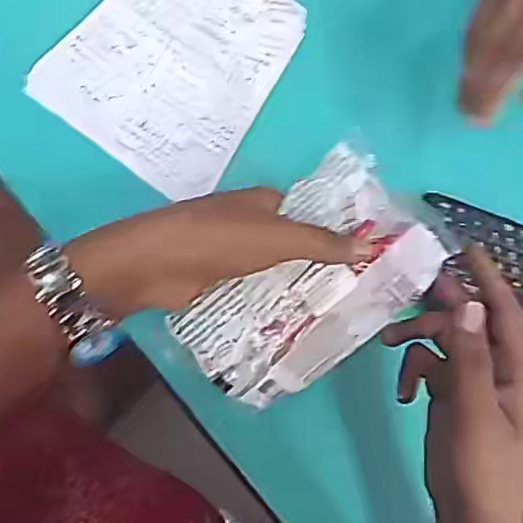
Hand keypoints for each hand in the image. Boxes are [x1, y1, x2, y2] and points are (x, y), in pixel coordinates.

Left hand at [66, 188, 366, 318]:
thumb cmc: (217, 240)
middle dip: (317, 265)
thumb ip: (321, 243)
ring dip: (292, 286)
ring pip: (270, 269)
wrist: (153, 264)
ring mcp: (227, 252)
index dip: (335, 231)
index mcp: (262, 201)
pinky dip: (266, 302)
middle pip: (290, 243)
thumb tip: (370, 245)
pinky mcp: (212, 279)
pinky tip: (290, 322)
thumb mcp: (276, 238)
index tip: (366, 258)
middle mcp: (246, 222)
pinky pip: (248, 290)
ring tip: (333, 313)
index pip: (308, 213)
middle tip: (356, 294)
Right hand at [380, 249, 522, 522]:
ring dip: (418, 342)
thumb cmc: (481, 469)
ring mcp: (475, 388)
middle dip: (438, 311)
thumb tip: (468, 305)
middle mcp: (498, 373)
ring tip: (389, 346)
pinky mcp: (454, 401)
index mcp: (518, 373)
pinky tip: (403, 393)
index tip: (467, 250)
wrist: (472, 521)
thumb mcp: (472, 409)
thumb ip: (469, 356)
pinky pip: (433, 370)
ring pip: (446, 345)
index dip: (489, 280)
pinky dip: (415, 372)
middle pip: (470, 325)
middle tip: (408, 292)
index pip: (506, 314)